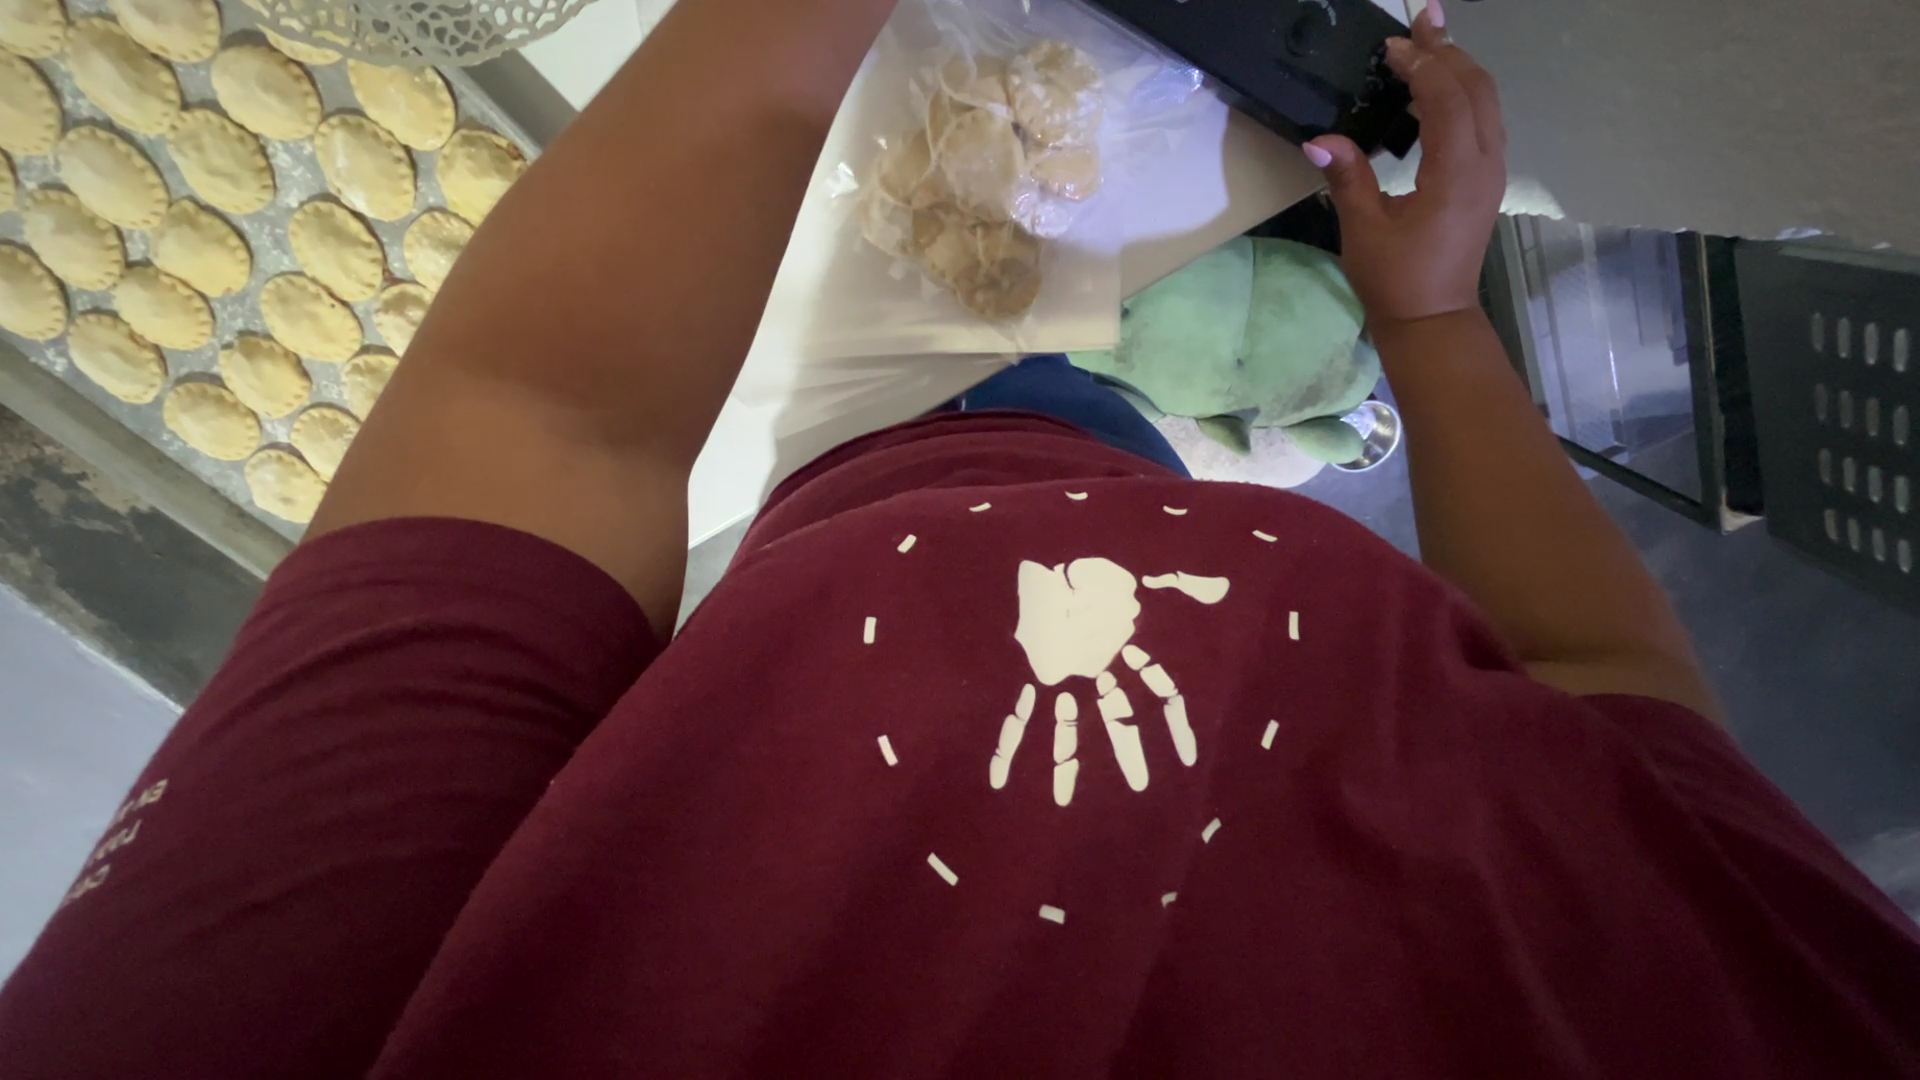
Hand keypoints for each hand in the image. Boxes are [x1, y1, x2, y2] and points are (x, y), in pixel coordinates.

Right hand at [1303, 0, 1505, 327]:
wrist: (1431, 318)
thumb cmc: (1395, 280)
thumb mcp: (1363, 229)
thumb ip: (1347, 177)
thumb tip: (1319, 138)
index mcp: (1457, 172)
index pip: (1446, 98)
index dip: (1421, 66)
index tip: (1392, 48)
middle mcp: (1485, 162)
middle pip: (1477, 87)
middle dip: (1449, 50)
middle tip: (1422, 21)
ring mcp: (1491, 171)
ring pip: (1486, 101)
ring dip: (1459, 68)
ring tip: (1432, 41)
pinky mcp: (1484, 180)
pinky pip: (1482, 121)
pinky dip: (1462, 95)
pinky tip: (1438, 90)